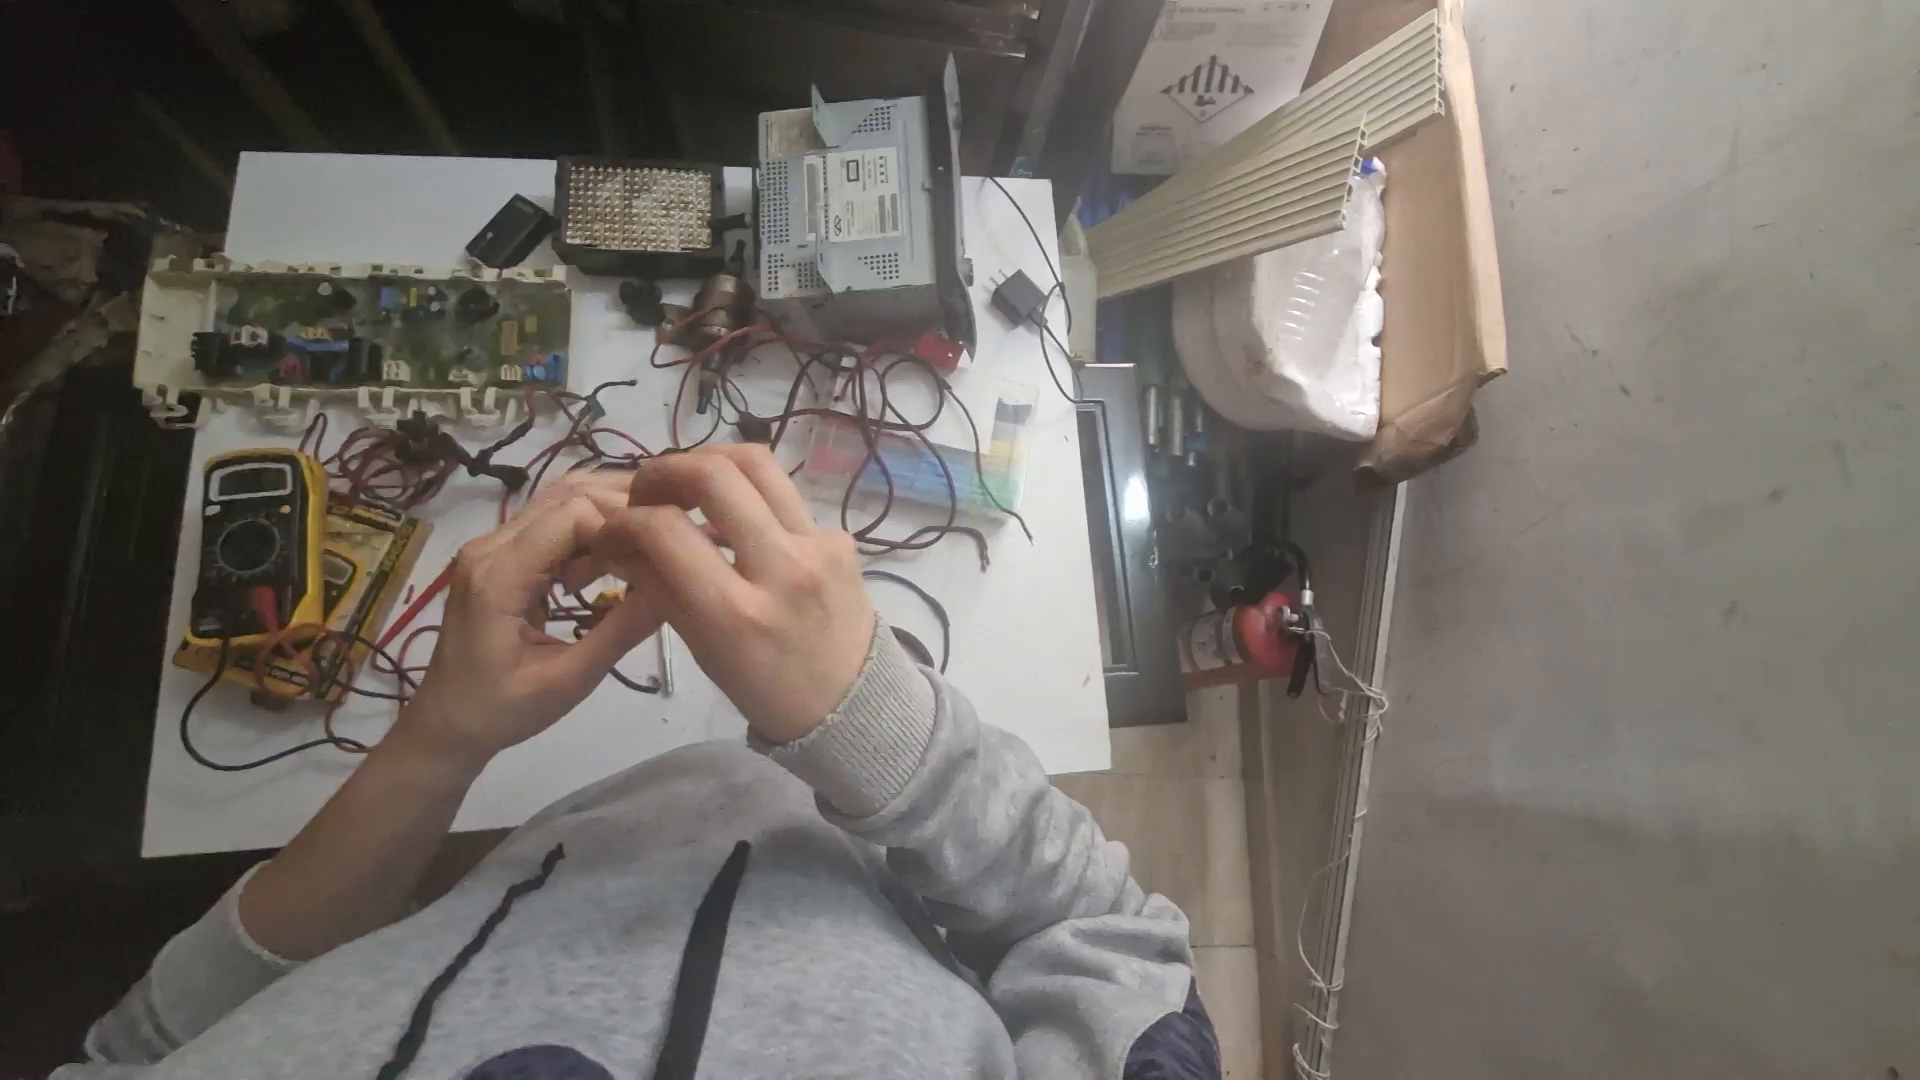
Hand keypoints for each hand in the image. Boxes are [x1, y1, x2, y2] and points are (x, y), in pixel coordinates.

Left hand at [397, 471, 662, 769]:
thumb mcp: (570, 680)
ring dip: (611, 511)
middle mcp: (490, 546)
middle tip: (668, 541)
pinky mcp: (502, 553)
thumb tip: (677, 587)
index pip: (574, 514)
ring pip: (562, 496)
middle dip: (625, 508)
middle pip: (569, 493)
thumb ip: (621, 630)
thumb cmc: (502, 710)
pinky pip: (554, 517)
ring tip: (648, 543)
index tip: (658, 558)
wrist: (445, 725)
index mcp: (499, 576)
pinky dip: (593, 526)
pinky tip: (613, 558)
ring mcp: (493, 545)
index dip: (624, 526)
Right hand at [595, 445, 873, 743]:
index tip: (612, 529)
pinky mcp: (842, 536)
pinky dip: (752, 499)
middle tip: (648, 490)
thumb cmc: (767, 687)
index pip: (665, 530)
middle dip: (665, 469)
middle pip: (716, 474)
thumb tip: (619, 540)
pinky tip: (740, 521)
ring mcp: (820, 545)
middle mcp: (783, 567)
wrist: (853, 701)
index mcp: (737, 612)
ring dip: (710, 463)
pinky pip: (787, 497)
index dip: (624, 521)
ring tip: (688, 486)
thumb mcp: (703, 650)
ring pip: (758, 464)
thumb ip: (660, 588)